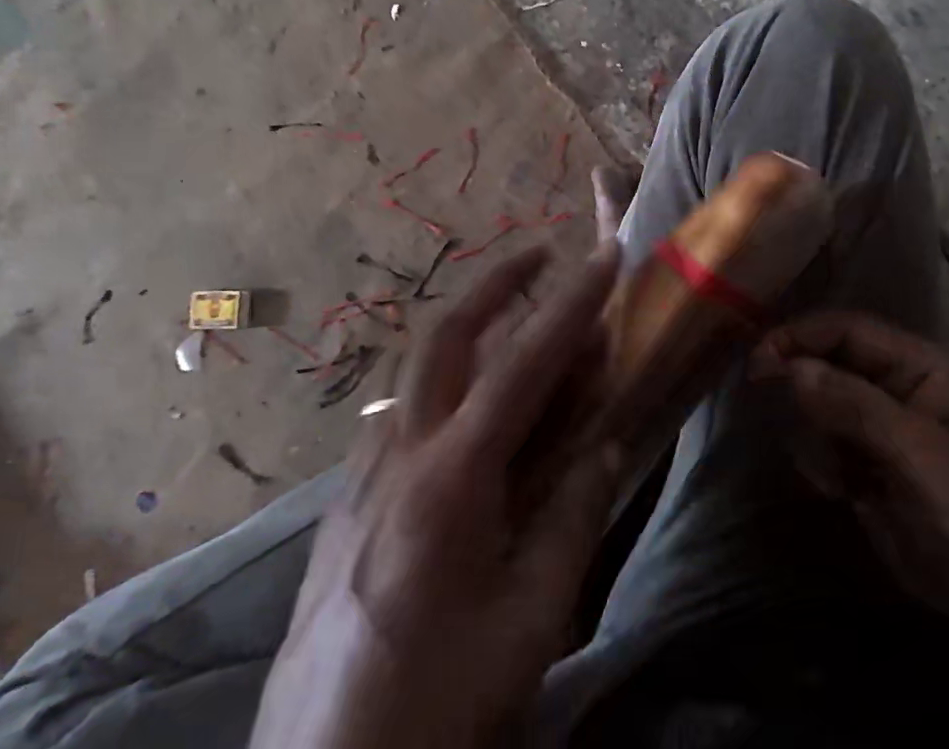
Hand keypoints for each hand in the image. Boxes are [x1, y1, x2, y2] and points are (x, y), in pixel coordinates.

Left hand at [251, 245, 623, 748]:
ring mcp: (361, 472)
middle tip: (540, 252)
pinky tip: (467, 419)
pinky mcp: (344, 499)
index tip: (603, 256)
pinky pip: (399, 415)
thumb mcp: (530, 617)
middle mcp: (397, 453)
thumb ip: (569, 517)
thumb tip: (604, 444)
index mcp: (450, 478)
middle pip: (445, 336)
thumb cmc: (442, 696)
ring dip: (468, 333)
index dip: (570, 305)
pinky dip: (442, 387)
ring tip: (515, 331)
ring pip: (415, 371)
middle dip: (496, 282)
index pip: (522, 366)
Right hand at [753, 312, 948, 624]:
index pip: (844, 329)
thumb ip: (856, 407)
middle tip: (792, 426)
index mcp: (919, 368)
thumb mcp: (923, 455)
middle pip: (823, 365)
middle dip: (801, 392)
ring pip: (815, 408)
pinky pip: (822, 448)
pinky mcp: (868, 466)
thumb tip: (791, 368)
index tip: (757, 366)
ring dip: (813, 439)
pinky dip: (820, 466)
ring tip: (839, 478)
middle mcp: (894, 389)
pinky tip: (843, 493)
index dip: (797, 338)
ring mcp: (879, 429)